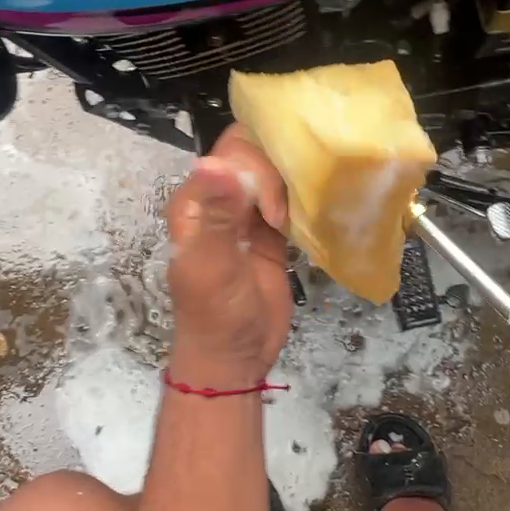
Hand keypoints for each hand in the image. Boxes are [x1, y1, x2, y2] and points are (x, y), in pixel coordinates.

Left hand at [164, 127, 292, 384]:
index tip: (271, 210)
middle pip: (254, 157)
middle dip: (278, 174)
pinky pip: (288, 201)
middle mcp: (220, 200)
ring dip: (293, 186)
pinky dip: (302, 202)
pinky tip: (313, 216)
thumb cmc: (216, 314)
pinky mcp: (271, 233)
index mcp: (196, 201)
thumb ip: (217, 215)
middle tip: (285, 218)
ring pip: (274, 175)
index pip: (229, 154)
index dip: (256, 169)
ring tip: (300, 219)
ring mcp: (247, 215)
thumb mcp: (213, 264)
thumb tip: (215, 162)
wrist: (235, 356)